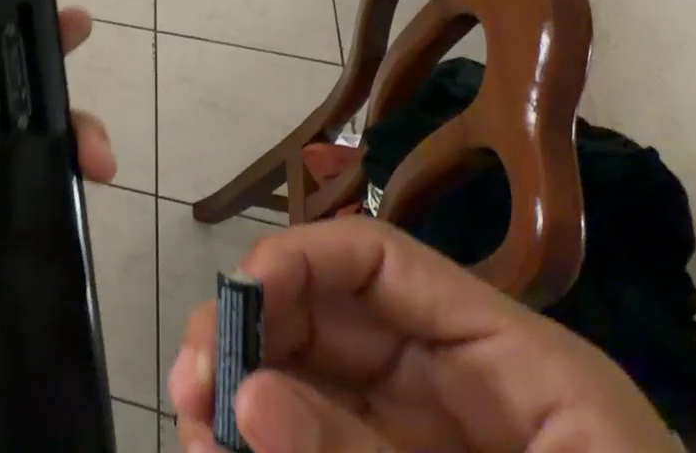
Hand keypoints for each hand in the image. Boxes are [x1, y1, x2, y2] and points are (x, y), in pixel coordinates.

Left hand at [0, 7, 116, 452]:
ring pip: (40, 167)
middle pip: (16, 122)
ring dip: (75, 155)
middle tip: (92, 136)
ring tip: (99, 168)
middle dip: (61, 110)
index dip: (10, 52)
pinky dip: (73, 209)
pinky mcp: (4, 260)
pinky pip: (46, 224)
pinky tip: (91, 207)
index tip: (60, 26)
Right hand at [167, 217, 670, 451]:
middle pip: (314, 313)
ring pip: (289, 373)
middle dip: (240, 337)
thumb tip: (245, 395)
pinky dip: (248, 436)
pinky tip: (218, 452)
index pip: (377, 261)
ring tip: (197, 436)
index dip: (293, 261)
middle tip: (190, 389)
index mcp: (506, 360)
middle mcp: (443, 379)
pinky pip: (296, 431)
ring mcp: (408, 430)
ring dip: (230, 392)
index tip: (230, 305)